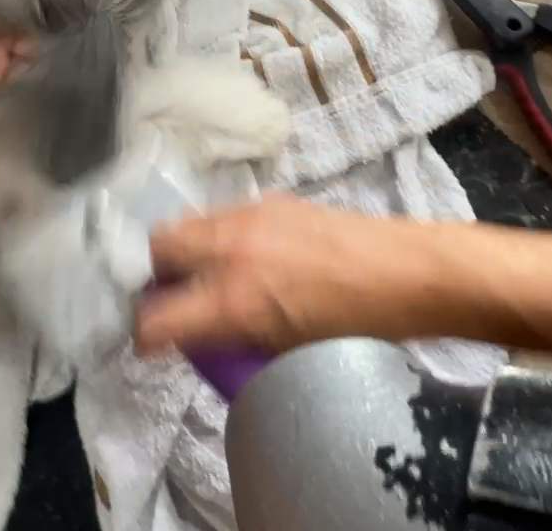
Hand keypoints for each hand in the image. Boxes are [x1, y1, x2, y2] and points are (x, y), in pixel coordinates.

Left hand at [0, 0, 35, 118]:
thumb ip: (6, 14)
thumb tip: (30, 17)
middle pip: (11, 15)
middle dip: (27, 18)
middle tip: (45, 21)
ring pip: (15, 40)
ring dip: (27, 41)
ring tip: (34, 41)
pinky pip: (12, 64)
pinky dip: (23, 61)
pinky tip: (29, 56)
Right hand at [134, 196, 456, 352]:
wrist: (408, 273)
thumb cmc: (360, 329)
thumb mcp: (286, 352)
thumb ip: (231, 341)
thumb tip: (199, 337)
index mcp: (235, 301)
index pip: (156, 318)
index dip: (143, 336)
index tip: (148, 344)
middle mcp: (231, 250)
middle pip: (158, 247)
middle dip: (154, 275)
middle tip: (172, 300)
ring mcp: (249, 216)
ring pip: (186, 223)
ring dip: (183, 251)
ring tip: (203, 276)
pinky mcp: (270, 200)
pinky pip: (221, 215)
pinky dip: (215, 235)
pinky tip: (241, 256)